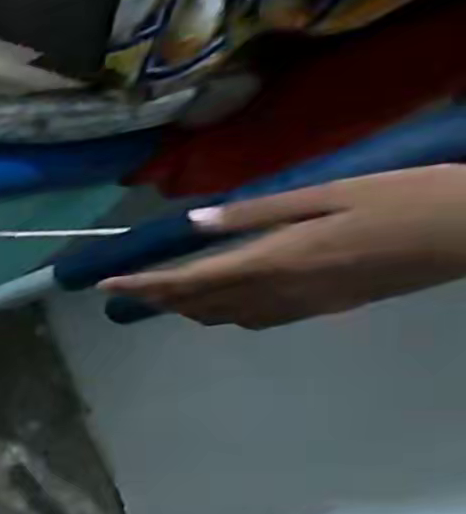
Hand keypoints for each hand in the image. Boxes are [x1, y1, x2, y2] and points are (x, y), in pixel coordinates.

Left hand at [99, 164, 465, 328]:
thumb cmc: (409, 199)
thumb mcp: (329, 194)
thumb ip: (256, 211)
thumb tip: (193, 221)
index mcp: (268, 261)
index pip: (183, 281)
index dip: (139, 286)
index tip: (104, 286)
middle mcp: (272, 291)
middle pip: (193, 303)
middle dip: (156, 298)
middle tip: (128, 288)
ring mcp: (297, 305)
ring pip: (218, 316)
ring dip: (185, 307)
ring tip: (165, 293)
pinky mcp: (321, 310)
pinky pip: (253, 319)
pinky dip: (221, 312)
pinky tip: (221, 300)